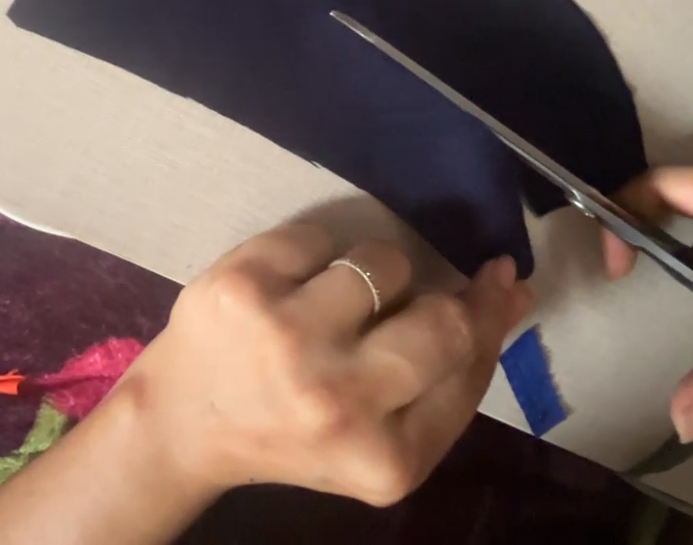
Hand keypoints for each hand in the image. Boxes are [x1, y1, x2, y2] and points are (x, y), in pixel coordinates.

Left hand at [114, 222, 534, 506]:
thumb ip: (443, 378)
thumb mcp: (376, 439)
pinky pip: (317, 233)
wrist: (181, 421)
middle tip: (417, 292)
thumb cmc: (288, 431)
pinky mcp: (242, 284)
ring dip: (371, 271)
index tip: (501, 280)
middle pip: (440, 318)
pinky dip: (315, 249)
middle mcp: (338, 399)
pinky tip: (290, 282)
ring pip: (380, 260)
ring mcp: (286, 336)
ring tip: (334, 302)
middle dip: (442, 293)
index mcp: (384, 458)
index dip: (492, 316)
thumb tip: (511, 291)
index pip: (469, 367)